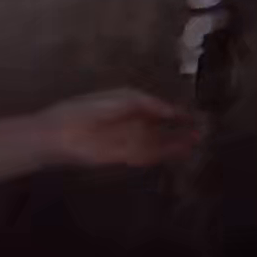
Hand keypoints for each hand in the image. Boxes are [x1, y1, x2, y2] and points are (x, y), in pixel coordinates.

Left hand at [29, 89, 198, 167]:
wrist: (55, 133)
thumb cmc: (86, 109)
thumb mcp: (126, 97)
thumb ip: (150, 104)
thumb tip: (173, 110)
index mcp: (132, 109)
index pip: (161, 113)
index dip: (179, 115)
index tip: (196, 117)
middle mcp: (132, 128)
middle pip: (161, 132)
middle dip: (180, 133)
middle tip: (201, 135)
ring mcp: (126, 144)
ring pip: (157, 145)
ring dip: (175, 145)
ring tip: (194, 145)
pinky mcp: (119, 158)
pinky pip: (145, 155)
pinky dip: (161, 154)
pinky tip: (174, 153)